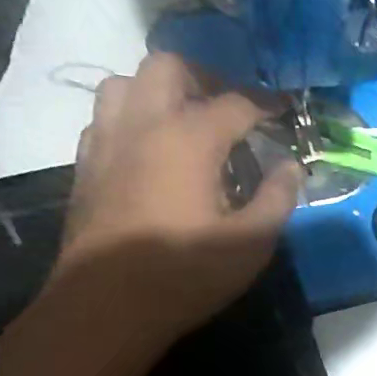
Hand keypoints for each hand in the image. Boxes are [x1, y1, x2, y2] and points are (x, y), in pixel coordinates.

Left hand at [43, 53, 302, 353]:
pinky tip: (155, 152)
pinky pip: (106, 118)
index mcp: (190, 139)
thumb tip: (291, 166)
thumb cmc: (186, 272)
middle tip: (232, 109)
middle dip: (206, 79)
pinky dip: (133, 118)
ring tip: (189, 123)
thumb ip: (278, 197)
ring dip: (161, 92)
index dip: (267, 104)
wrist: (104, 307)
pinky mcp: (85, 166)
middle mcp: (143, 125)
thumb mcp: (252, 241)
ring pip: (125, 83)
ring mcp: (107, 143)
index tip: (287, 113)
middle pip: (169, 68)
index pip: (236, 102)